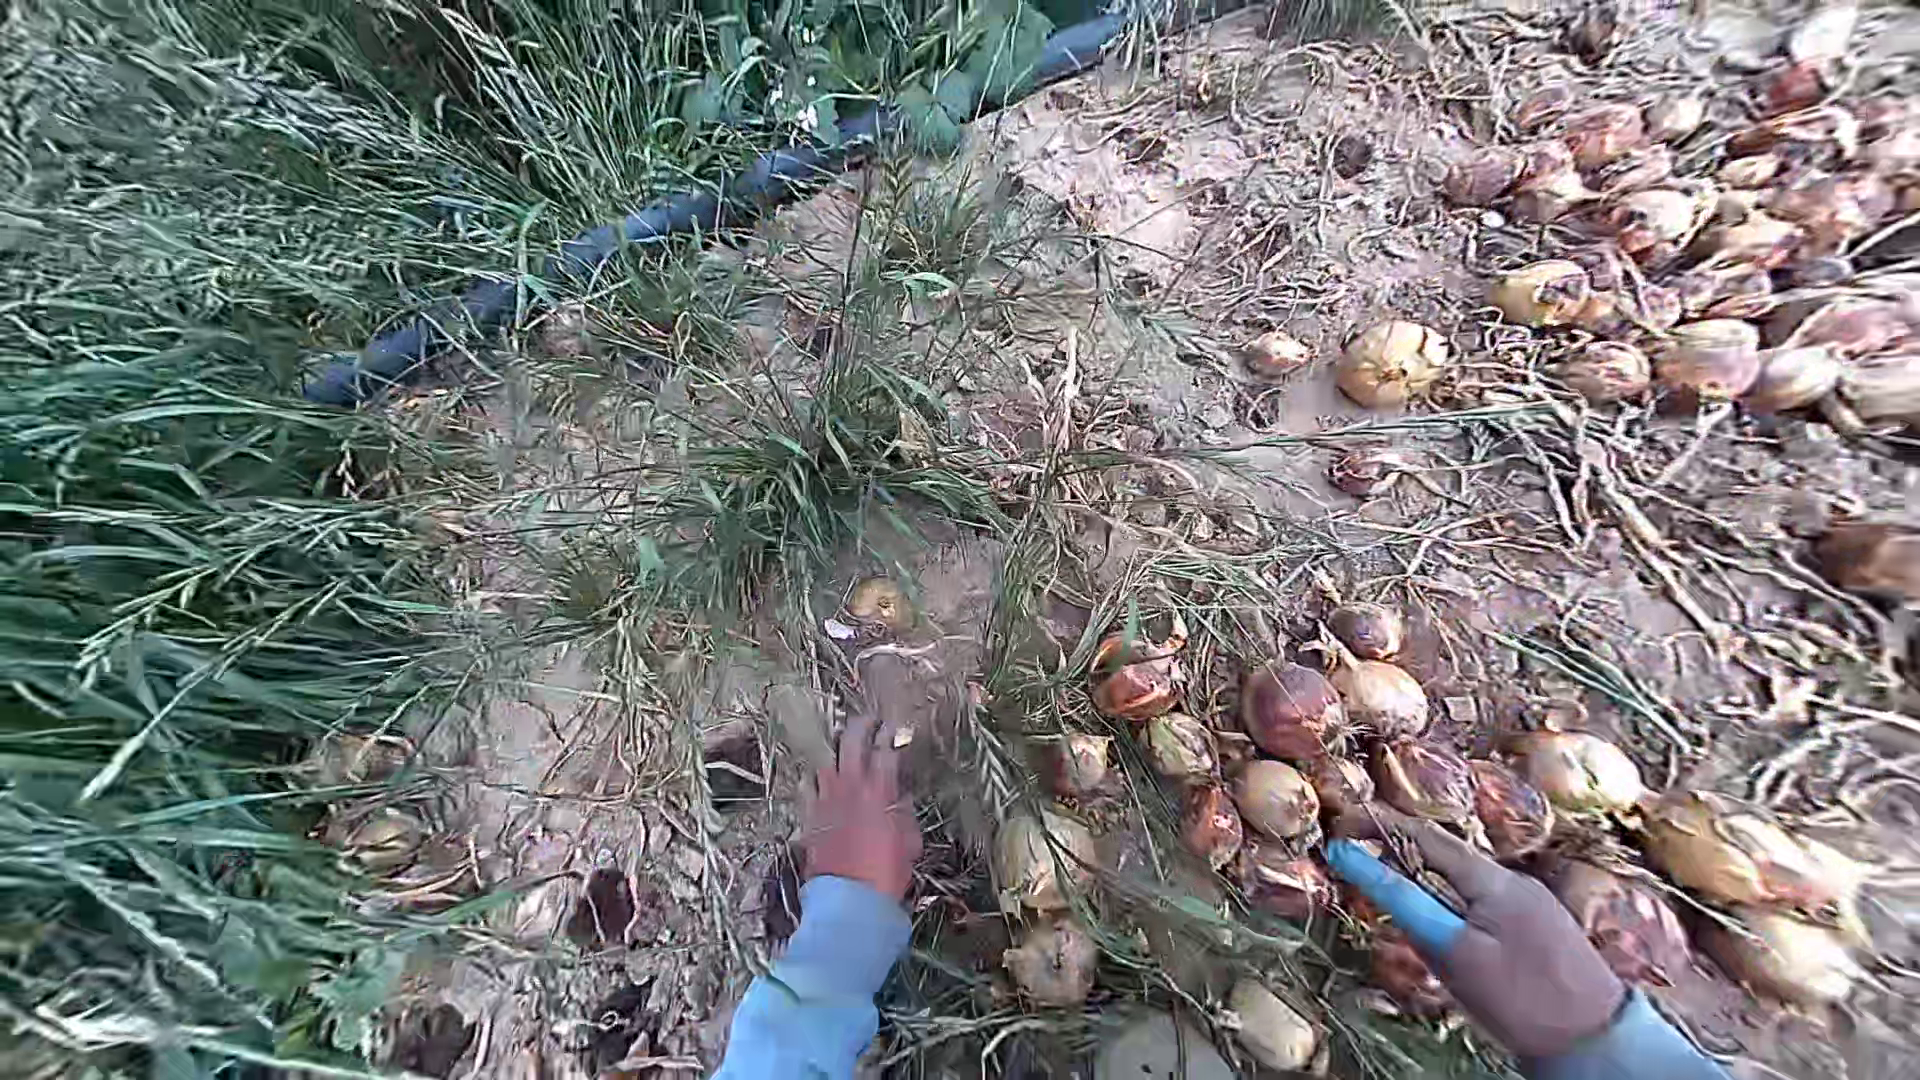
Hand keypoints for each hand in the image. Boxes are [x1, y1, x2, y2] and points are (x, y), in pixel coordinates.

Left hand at [800, 702, 920, 899]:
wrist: (849, 902)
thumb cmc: (886, 873)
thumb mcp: (910, 839)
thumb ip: (905, 810)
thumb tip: (901, 796)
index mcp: (880, 789)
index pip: (886, 748)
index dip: (892, 734)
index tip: (895, 729)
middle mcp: (851, 785)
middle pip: (852, 740)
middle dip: (863, 725)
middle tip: (871, 722)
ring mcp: (827, 798)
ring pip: (826, 758)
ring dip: (838, 748)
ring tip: (845, 745)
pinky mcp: (811, 814)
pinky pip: (808, 784)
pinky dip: (816, 776)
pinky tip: (821, 776)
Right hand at [1326, 809, 1624, 1059]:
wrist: (1611, 1061)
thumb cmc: (1521, 1002)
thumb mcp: (1451, 950)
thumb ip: (1398, 896)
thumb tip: (1346, 853)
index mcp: (1495, 879)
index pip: (1421, 833)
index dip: (1375, 825)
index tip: (1338, 831)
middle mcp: (1515, 880)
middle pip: (1440, 856)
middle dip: (1400, 866)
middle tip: (1369, 886)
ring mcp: (1534, 904)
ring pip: (1459, 881)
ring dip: (1426, 892)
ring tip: (1416, 927)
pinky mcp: (1542, 928)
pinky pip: (1480, 903)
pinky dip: (1451, 910)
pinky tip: (1452, 942)